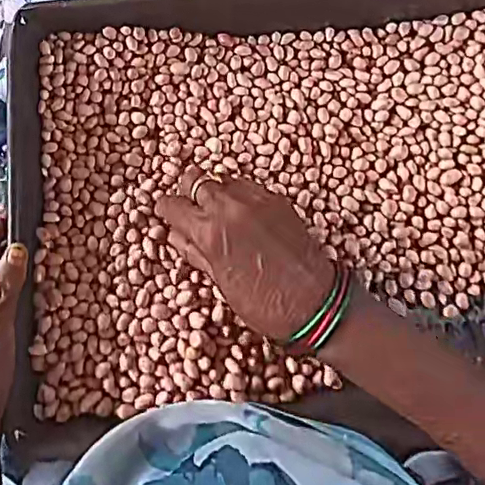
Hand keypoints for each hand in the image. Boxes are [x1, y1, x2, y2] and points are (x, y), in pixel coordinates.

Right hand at [154, 166, 335, 341]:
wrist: (317, 304)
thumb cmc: (266, 304)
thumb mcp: (221, 282)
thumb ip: (196, 252)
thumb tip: (177, 236)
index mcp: (209, 232)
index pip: (172, 205)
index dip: (166, 209)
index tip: (167, 213)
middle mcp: (229, 208)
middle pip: (194, 179)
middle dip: (188, 193)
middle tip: (190, 208)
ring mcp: (255, 200)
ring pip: (221, 179)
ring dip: (214, 192)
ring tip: (217, 212)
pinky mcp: (276, 200)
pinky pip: (247, 186)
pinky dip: (239, 195)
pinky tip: (242, 214)